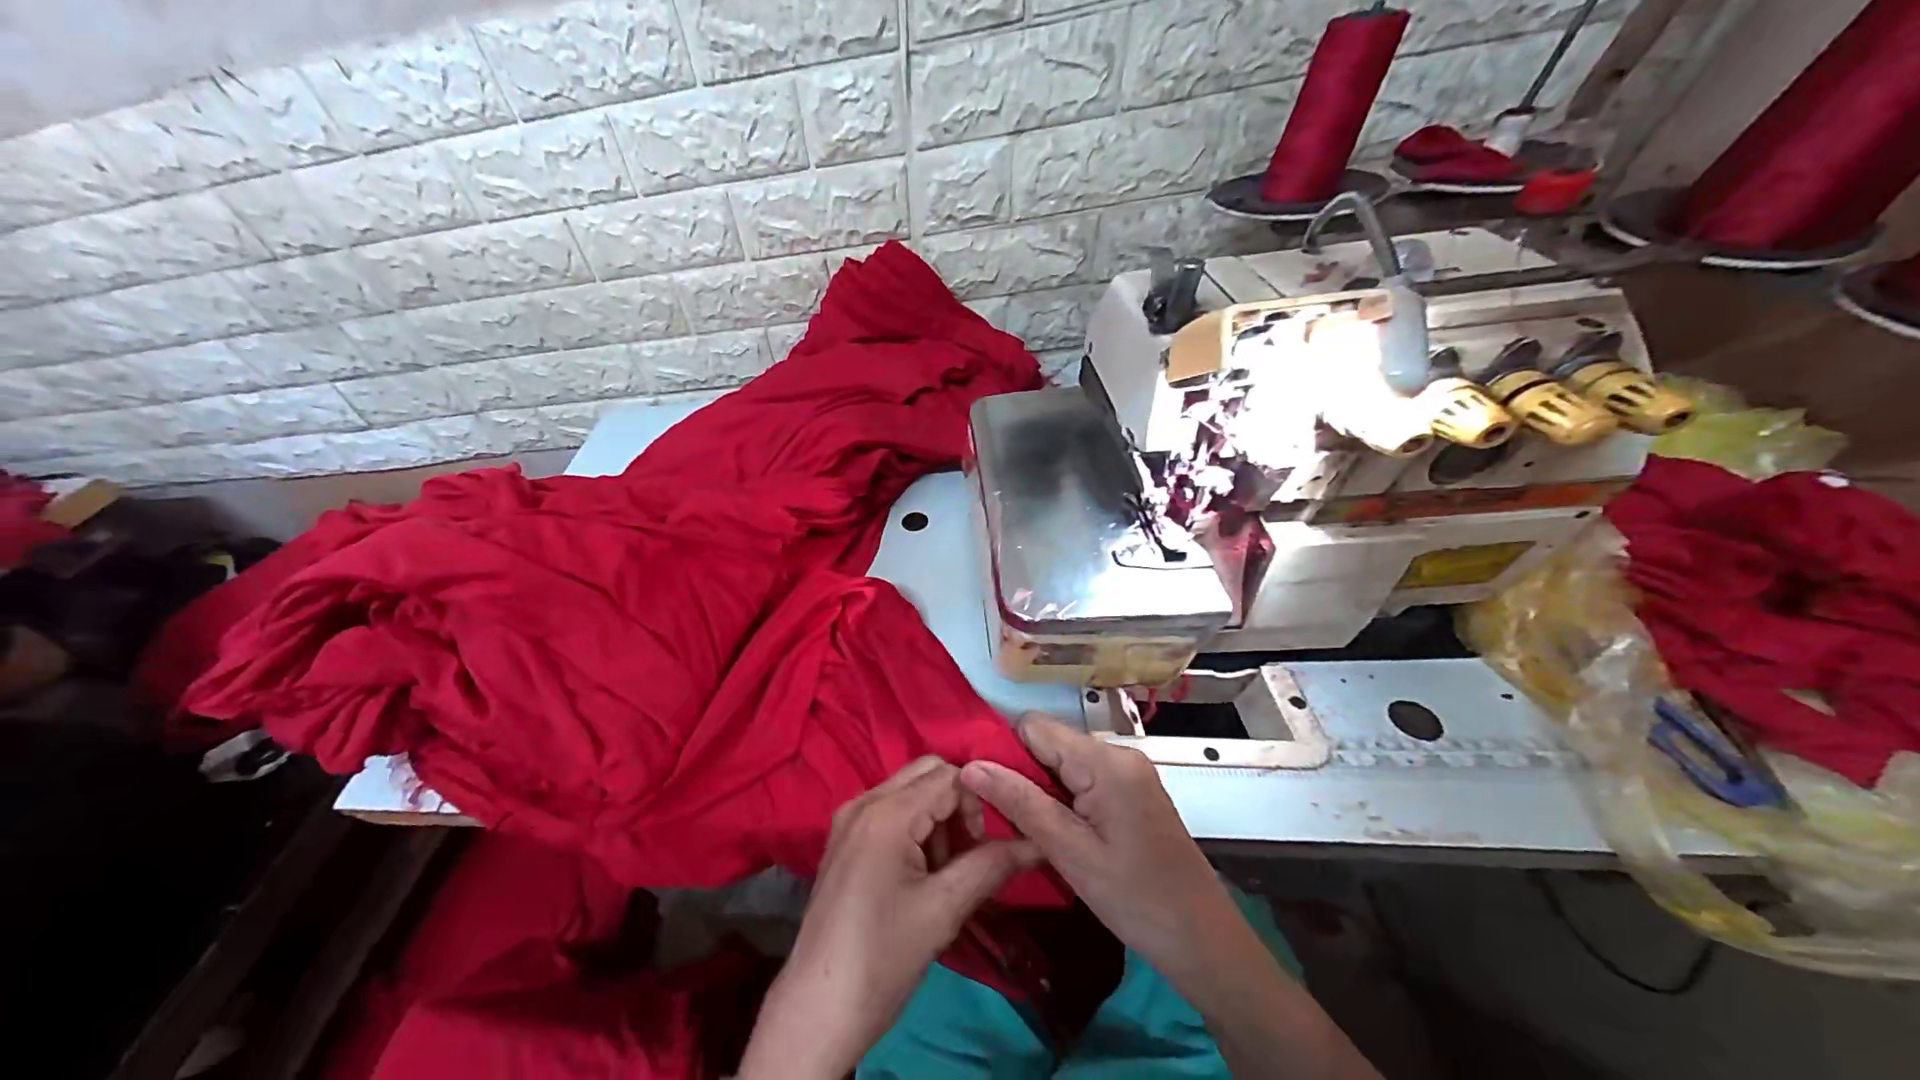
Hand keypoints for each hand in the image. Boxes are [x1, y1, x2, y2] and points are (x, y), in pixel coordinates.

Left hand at [738, 756, 1040, 1079]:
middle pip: (928, 774)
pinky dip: (916, 828)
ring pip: (910, 791)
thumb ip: (992, 865)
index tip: (988, 847)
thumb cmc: (883, 958)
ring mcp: (849, 820)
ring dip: (938, 819)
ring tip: (946, 873)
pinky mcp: (844, 840)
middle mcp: (864, 802)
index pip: (950, 775)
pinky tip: (921, 875)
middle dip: (958, 805)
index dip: (980, 802)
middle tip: (970, 854)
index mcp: (886, 812)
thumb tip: (1038, 842)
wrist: (817, 1011)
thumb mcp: (944, 909)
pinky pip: (891, 812)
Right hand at [958, 714, 1244, 979]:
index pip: (1034, 726)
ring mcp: (1128, 771)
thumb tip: (971, 767)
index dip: (1003, 752)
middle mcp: (1118, 753)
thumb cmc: (1136, 899)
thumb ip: (1020, 803)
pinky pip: (1083, 778)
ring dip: (1039, 791)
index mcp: (1105, 761)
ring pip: (1062, 762)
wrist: (1203, 938)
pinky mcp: (1132, 790)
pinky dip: (1062, 800)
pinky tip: (1058, 834)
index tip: (983, 792)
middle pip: (1048, 742)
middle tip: (1003, 821)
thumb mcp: (1070, 853)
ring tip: (1029, 833)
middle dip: (1020, 775)